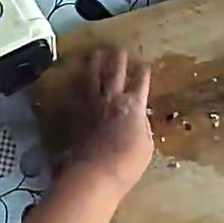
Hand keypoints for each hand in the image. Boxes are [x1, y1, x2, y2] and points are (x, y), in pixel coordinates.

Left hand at [65, 47, 152, 195]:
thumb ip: (143, 127)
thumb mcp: (146, 145)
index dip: (144, 72)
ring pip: (93, 77)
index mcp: (133, 105)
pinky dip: (80, 83)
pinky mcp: (77, 115)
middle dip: (119, 59)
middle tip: (119, 48)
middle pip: (115, 73)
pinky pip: (79, 93)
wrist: (94, 174)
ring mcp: (92, 105)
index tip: (145, 64)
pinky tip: (78, 78)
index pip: (140, 82)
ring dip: (96, 63)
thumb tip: (139, 119)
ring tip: (96, 53)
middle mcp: (112, 99)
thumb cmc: (127, 163)